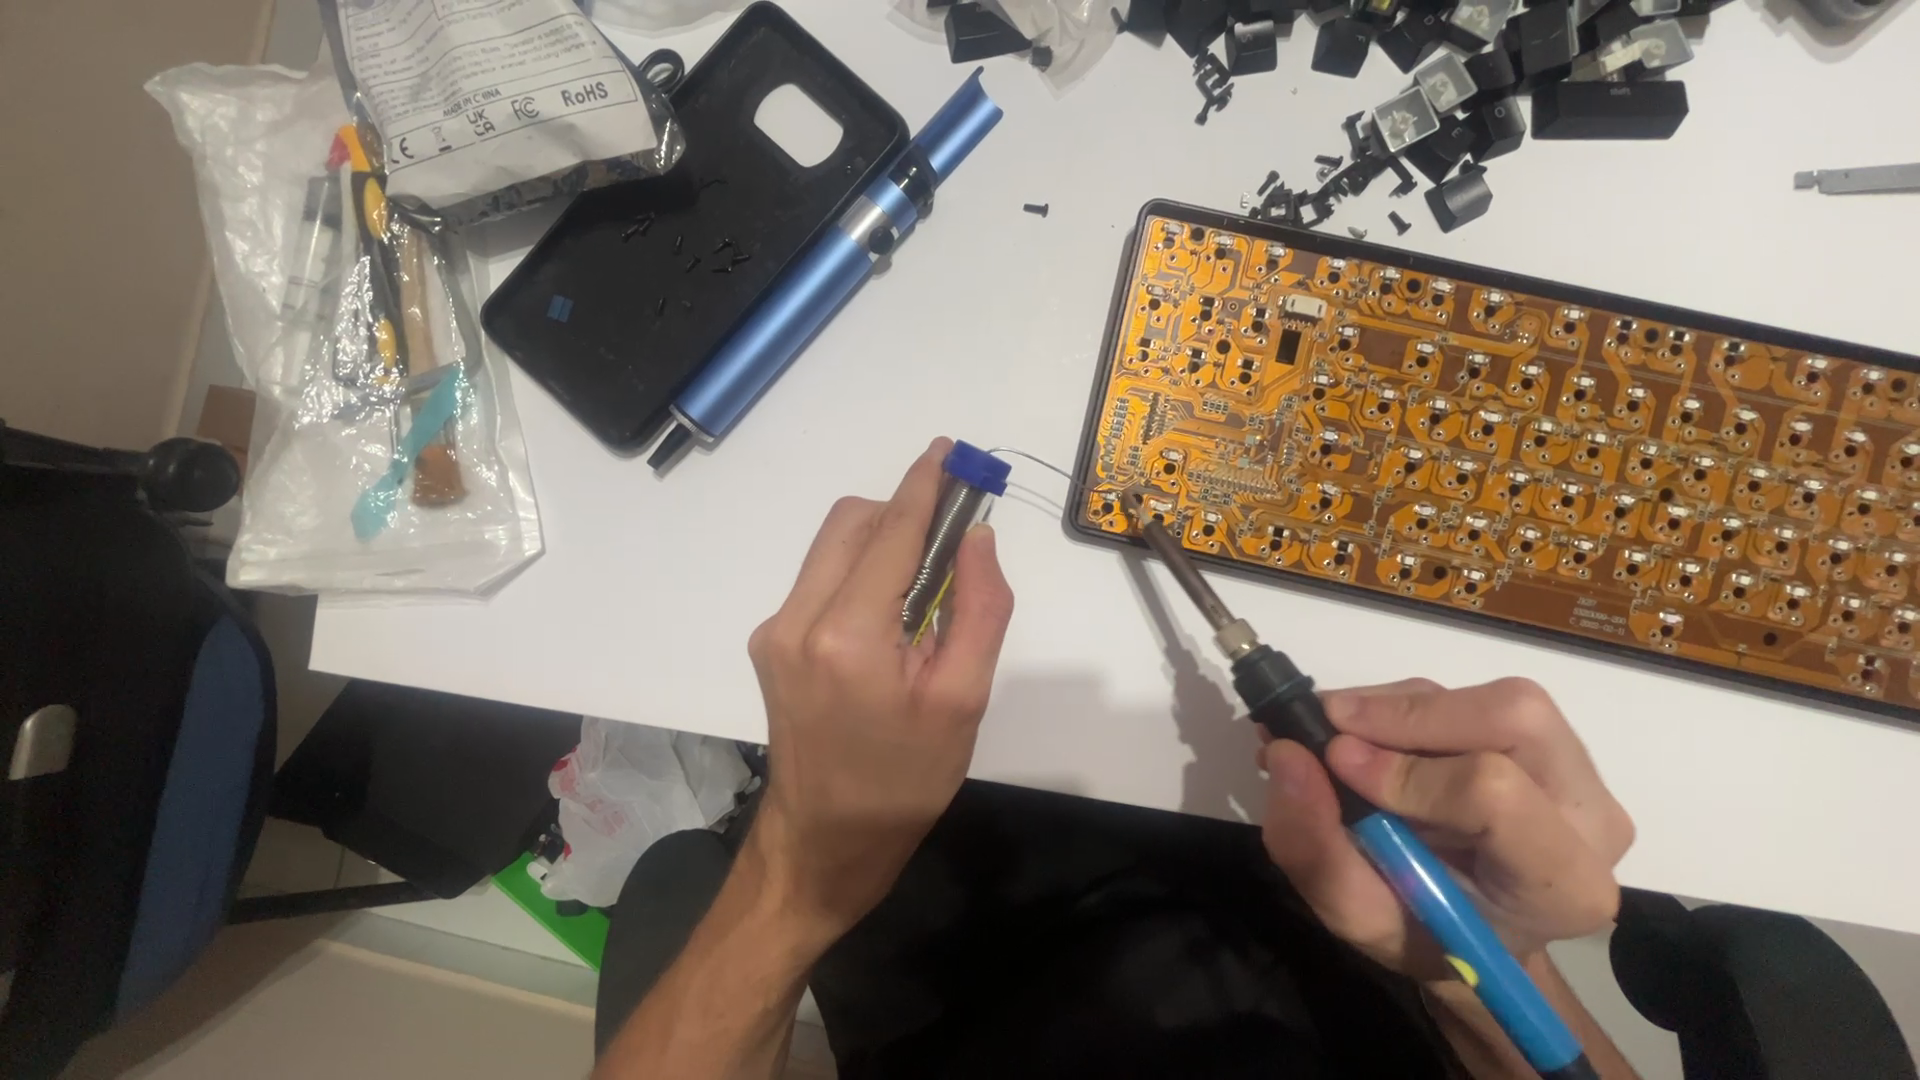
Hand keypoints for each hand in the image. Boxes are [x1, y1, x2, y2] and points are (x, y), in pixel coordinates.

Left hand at [744, 439, 1014, 942]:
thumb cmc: (905, 781)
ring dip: (883, 540)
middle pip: (851, 522)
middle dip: (903, 510)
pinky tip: (893, 613)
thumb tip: (975, 538)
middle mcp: (797, 618)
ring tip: (929, 583)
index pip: (892, 531)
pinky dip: (862, 570)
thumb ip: (978, 608)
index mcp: (848, 634)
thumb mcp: (963, 700)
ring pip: (833, 546)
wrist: (825, 842)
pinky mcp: (771, 643)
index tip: (950, 452)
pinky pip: (821, 577)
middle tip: (954, 532)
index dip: (925, 485)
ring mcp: (776, 630)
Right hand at [1259, 678, 1633, 977]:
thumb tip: (1284, 752)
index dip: (1405, 770)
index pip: (1495, 794)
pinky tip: (1357, 737)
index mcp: (1560, 882)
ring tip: (1331, 740)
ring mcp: (1571, 768)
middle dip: (1404, 713)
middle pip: (1511, 716)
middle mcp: (1588, 815)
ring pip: (1480, 696)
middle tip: (1325, 725)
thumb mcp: (1352, 914)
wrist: (1464, 927)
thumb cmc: (1418, 932)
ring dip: (1389, 708)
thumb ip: (1313, 845)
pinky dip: (1393, 704)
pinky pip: (1463, 693)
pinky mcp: (1537, 736)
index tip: (1333, 762)